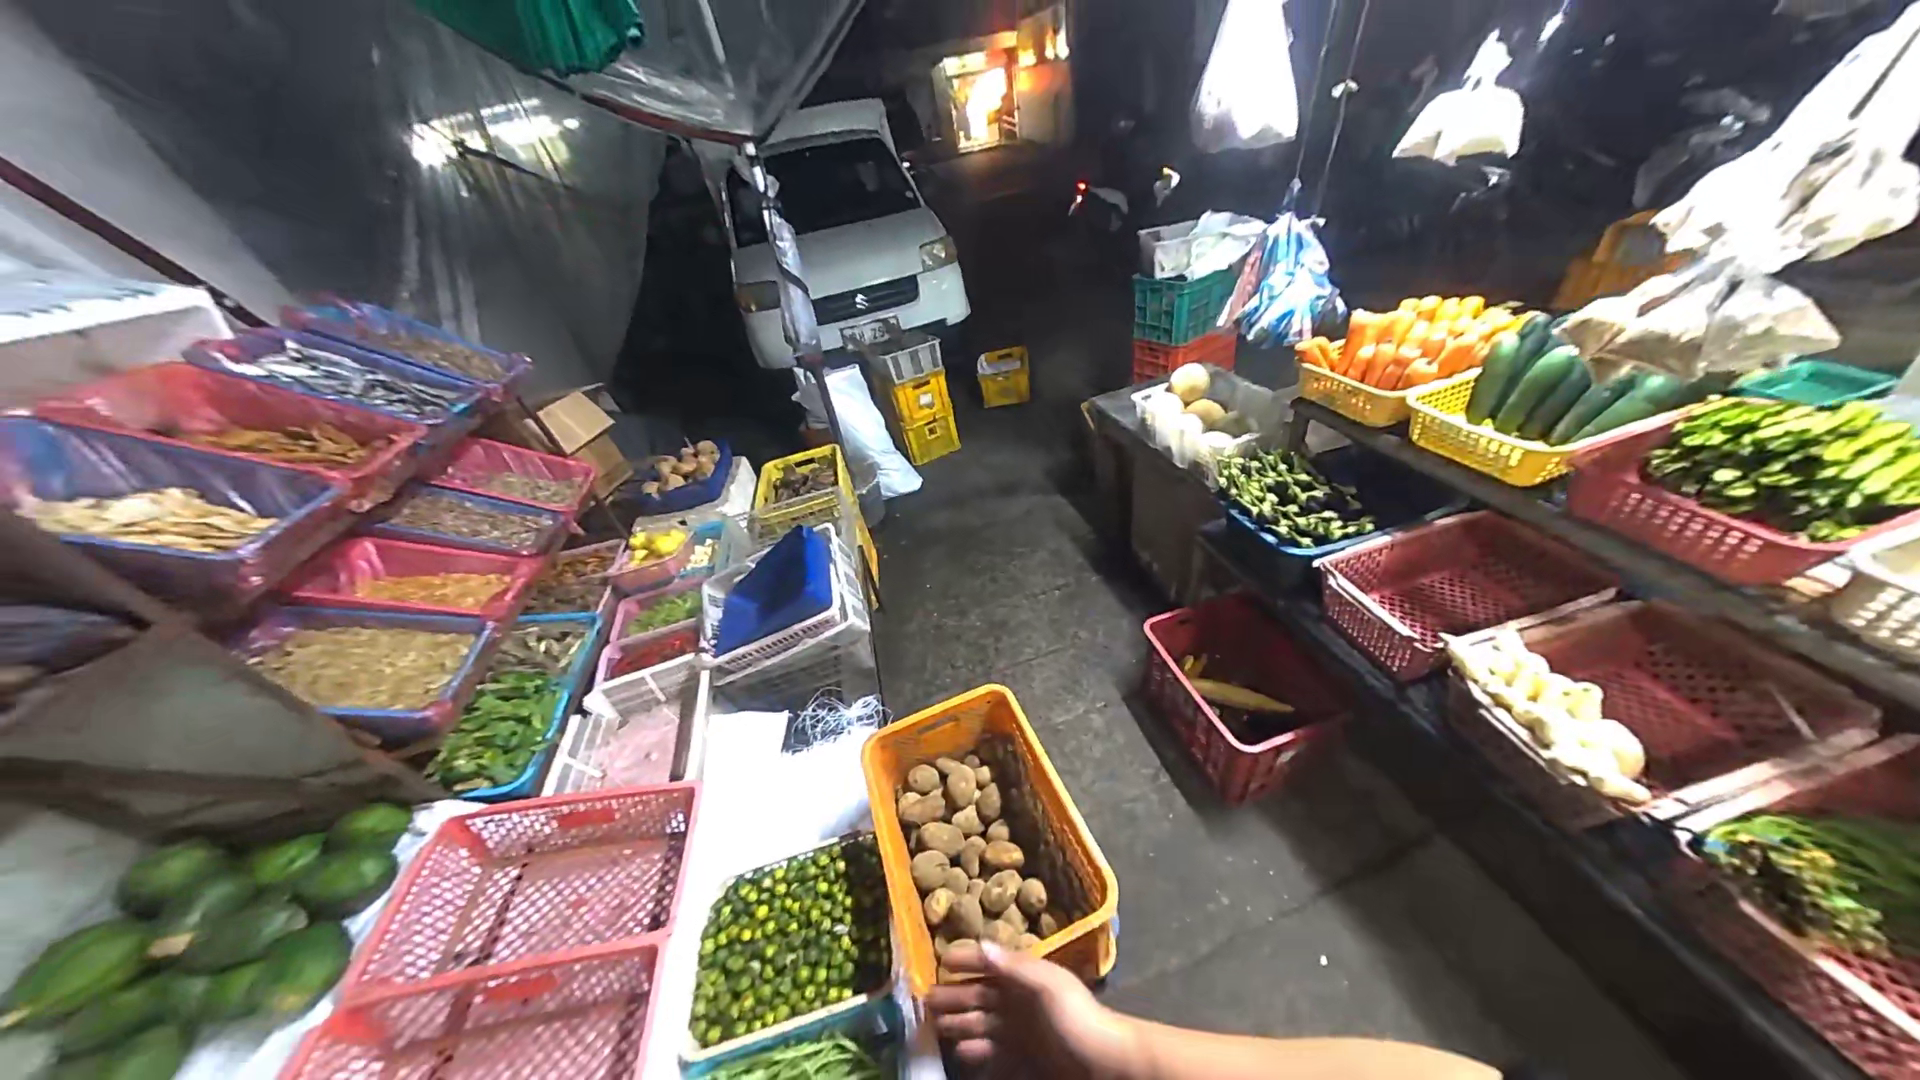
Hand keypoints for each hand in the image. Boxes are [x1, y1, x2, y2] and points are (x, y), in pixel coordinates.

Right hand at [925, 942, 1140, 1079]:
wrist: (1108, 1068)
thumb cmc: (1078, 1020)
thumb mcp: (1048, 986)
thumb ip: (1015, 966)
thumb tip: (981, 944)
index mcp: (1025, 978)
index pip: (990, 964)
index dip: (966, 960)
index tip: (941, 959)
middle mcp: (1019, 1002)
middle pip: (979, 996)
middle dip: (953, 996)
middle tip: (925, 1000)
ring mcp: (1021, 1033)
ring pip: (981, 1025)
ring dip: (959, 1025)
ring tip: (935, 1028)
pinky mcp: (1024, 1061)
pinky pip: (993, 1054)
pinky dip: (976, 1053)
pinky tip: (961, 1054)